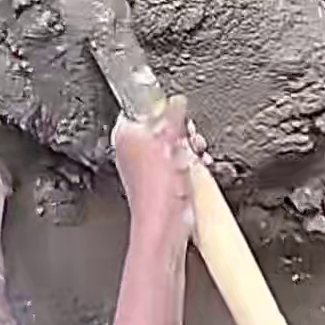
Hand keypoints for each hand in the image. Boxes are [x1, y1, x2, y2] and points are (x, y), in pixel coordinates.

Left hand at [111, 95, 199, 242]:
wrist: (165, 224)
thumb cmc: (156, 188)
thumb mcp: (167, 140)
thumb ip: (172, 115)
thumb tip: (176, 100)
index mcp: (125, 133)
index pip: (141, 107)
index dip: (161, 107)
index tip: (174, 111)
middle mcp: (133, 148)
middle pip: (162, 125)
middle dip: (181, 129)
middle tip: (188, 136)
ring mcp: (148, 164)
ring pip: (173, 143)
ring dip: (189, 146)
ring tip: (195, 153)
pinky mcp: (162, 178)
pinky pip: (179, 160)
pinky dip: (191, 160)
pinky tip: (199, 164)